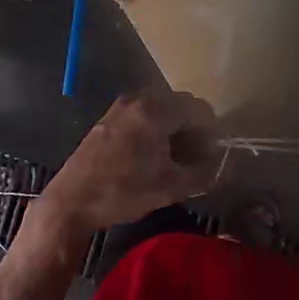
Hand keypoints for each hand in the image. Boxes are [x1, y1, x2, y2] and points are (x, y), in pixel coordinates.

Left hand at [34, 89, 221, 236]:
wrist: (72, 200)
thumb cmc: (123, 191)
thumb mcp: (172, 187)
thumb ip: (205, 172)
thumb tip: (225, 165)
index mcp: (155, 109)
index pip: (199, 109)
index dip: (212, 133)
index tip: (213, 157)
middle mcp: (136, 99)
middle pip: (179, 105)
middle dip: (193, 130)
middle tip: (196, 159)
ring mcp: (118, 108)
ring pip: (159, 110)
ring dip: (173, 130)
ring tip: (175, 161)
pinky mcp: (107, 120)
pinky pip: (141, 116)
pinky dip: (153, 130)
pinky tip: (152, 158)